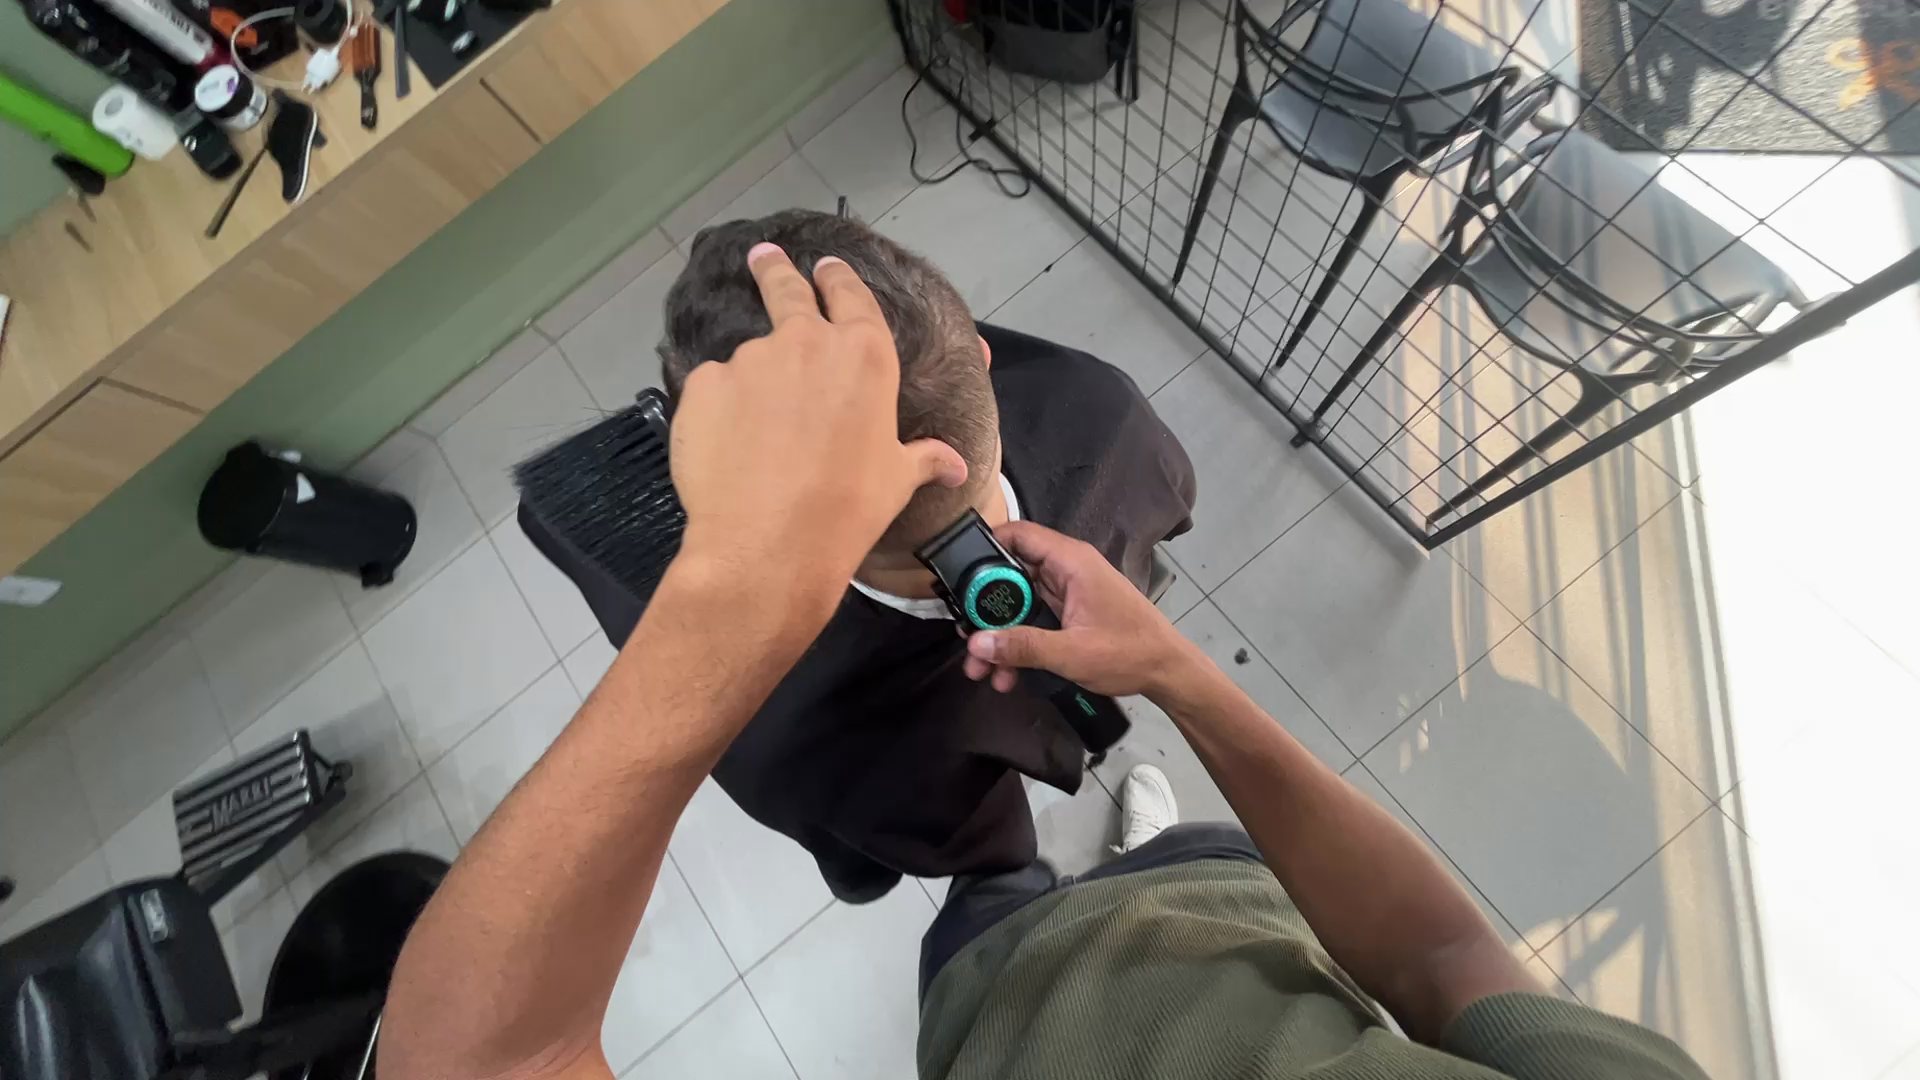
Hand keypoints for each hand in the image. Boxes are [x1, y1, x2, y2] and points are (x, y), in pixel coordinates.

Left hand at [669, 244, 968, 600]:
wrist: (770, 544)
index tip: (827, 266)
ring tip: (756, 431)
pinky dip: (722, 410)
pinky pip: (716, 391)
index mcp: (863, 357)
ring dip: (756, 380)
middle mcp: (805, 344)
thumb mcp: (896, 481)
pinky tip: (728, 448)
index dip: (838, 278)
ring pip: (752, 359)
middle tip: (764, 257)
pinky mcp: (704, 385)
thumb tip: (957, 465)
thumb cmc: (849, 509)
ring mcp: (749, 361)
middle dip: (776, 269)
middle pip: (786, 289)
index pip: (850, 296)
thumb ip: (925, 460)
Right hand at [962, 521, 1203, 697]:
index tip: (957, 575)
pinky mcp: (1067, 613)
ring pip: (1017, 604)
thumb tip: (977, 644)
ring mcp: (1066, 593)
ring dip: (998, 635)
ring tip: (980, 670)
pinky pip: (1031, 621)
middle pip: (1010, 575)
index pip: (1019, 534)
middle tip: (965, 636)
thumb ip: (1023, 646)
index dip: (985, 547)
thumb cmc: (1129, 652)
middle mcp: (1065, 570)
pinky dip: (1017, 644)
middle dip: (985, 609)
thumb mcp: (1072, 652)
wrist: (1167, 671)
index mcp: (1070, 562)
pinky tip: (1006, 676)